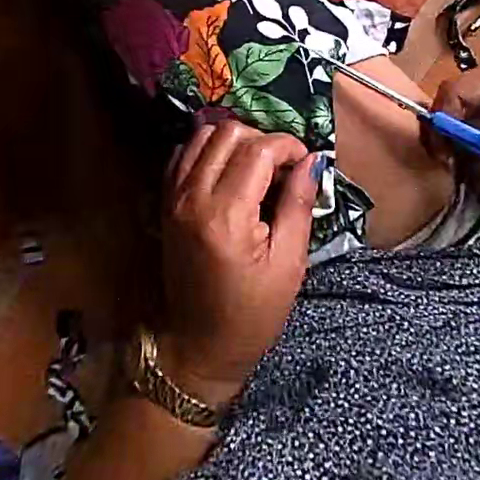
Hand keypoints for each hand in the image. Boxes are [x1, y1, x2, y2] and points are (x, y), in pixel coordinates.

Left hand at [158, 120, 319, 405]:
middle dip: (263, 138)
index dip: (288, 145)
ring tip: (257, 165)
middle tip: (282, 166)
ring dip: (235, 139)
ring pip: (204, 134)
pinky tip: (229, 170)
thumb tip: (313, 160)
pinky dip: (209, 149)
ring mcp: (174, 196)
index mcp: (226, 215)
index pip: (259, 149)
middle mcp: (194, 196)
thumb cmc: (251, 315)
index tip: (304, 162)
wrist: (196, 348)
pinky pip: (185, 152)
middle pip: (229, 131)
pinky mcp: (166, 201)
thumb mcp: (288, 265)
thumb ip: (299, 204)